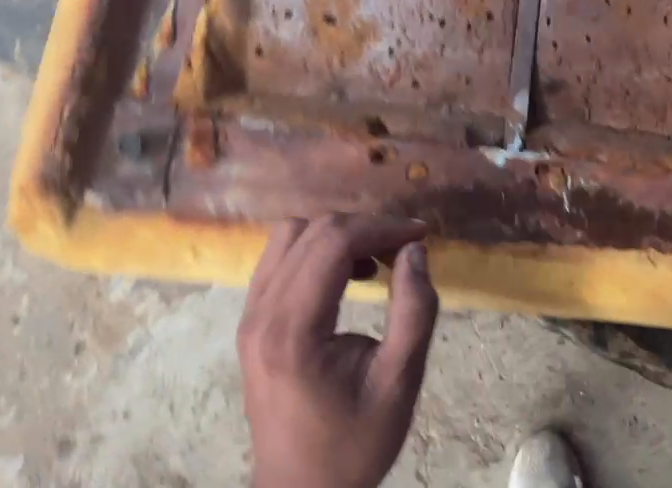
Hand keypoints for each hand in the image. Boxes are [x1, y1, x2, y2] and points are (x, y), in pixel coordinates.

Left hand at [237, 214, 439, 487]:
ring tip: (376, 261)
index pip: (334, 243)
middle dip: (366, 228)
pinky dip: (318, 250)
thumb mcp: (400, 381)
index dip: (382, 227)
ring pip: (290, 235)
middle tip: (405, 250)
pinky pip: (280, 258)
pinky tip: (347, 275)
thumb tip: (415, 249)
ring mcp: (250, 316)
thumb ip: (414, 310)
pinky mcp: (251, 321)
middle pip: (313, 231)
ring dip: (339, 235)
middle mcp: (261, 315)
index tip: (421, 236)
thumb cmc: (354, 443)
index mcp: (293, 331)